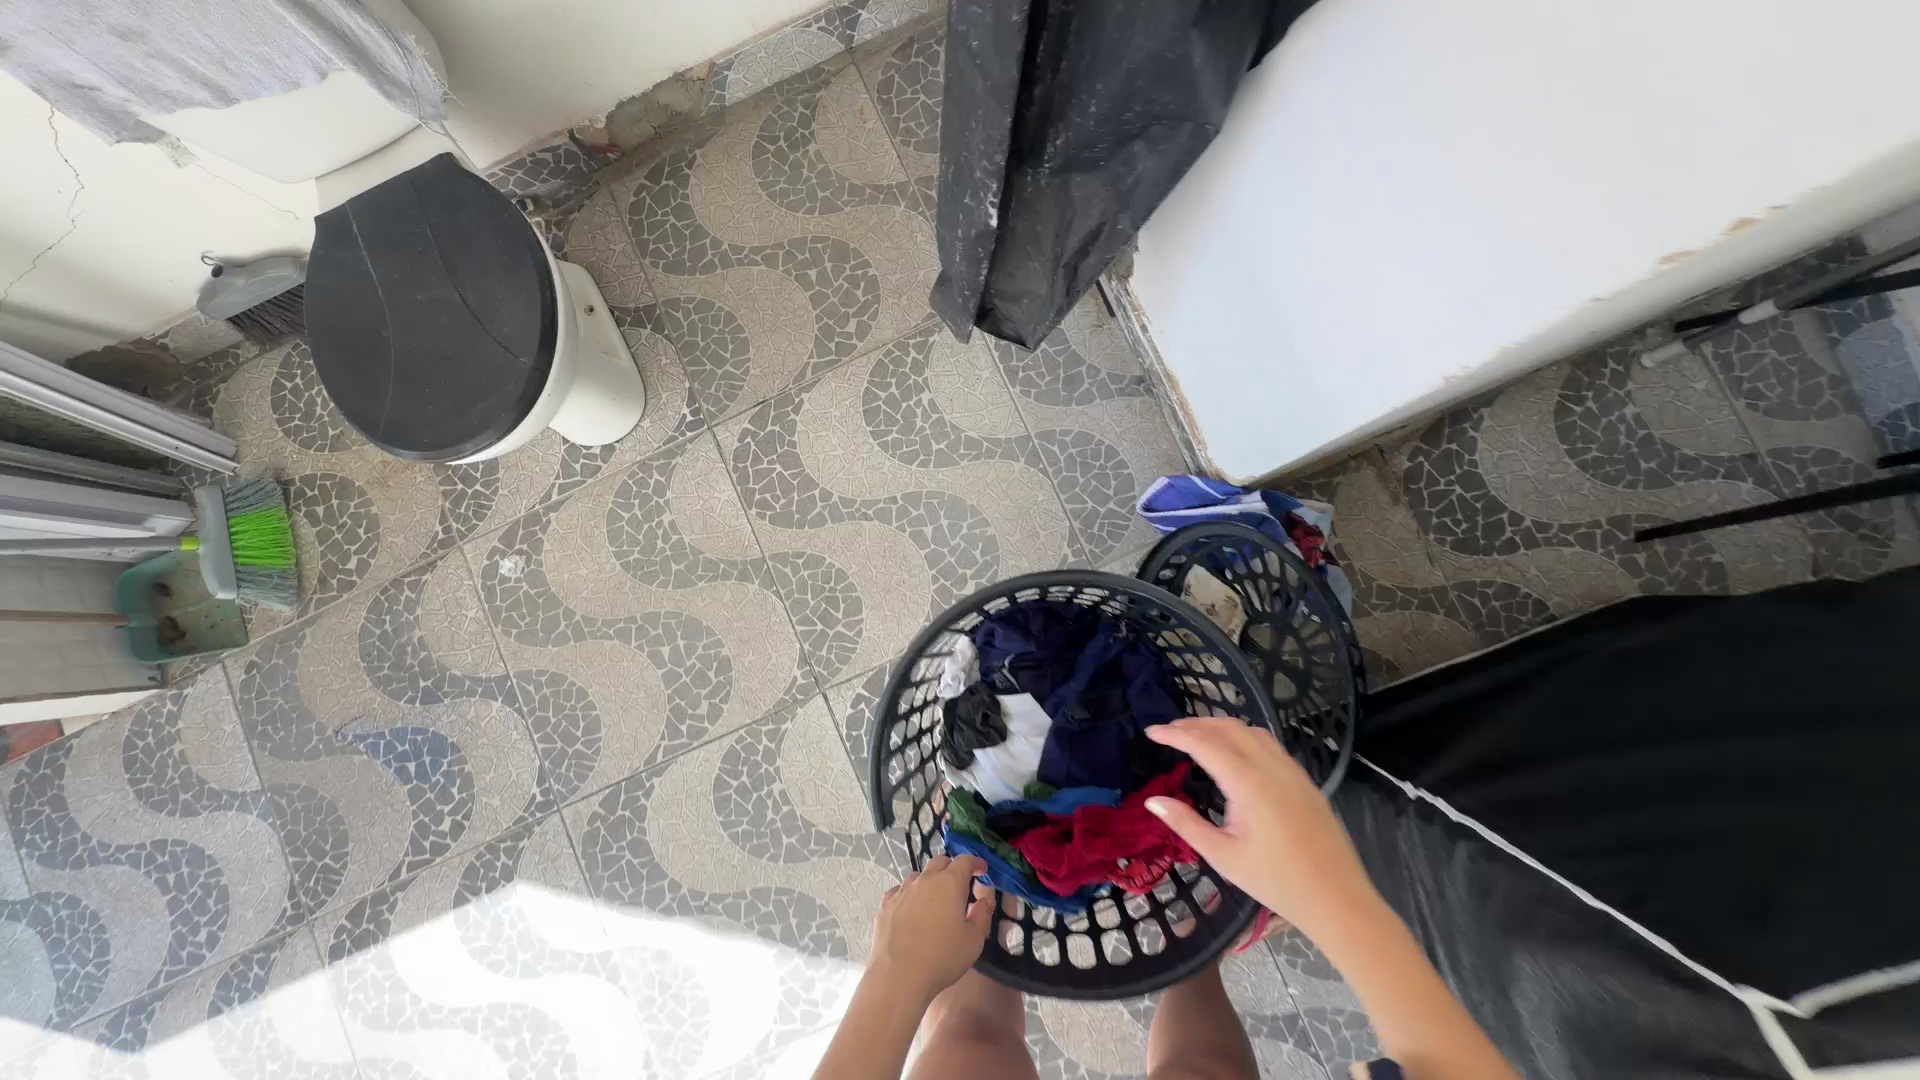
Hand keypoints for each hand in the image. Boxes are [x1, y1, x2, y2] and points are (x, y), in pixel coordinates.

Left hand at [869, 855, 995, 1002]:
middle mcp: (924, 880)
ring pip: (918, 875)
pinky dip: (908, 895)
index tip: (982, 869)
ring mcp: (901, 891)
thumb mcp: (974, 940)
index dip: (975, 862)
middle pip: (939, 862)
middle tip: (960, 884)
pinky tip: (910, 909)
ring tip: (934, 900)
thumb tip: (983, 901)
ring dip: (929, 881)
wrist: (899, 976)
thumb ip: (982, 915)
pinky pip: (899, 891)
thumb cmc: (943, 957)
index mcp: (949, 883)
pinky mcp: (885, 905)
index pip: (964, 860)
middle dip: (952, 868)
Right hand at [1144, 717, 1381, 938]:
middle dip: (1196, 723)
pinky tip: (1236, 752)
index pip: (1204, 744)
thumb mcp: (1223, 856)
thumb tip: (1153, 800)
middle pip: (1228, 728)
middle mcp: (1271, 767)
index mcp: (1248, 783)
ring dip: (1221, 726)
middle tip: (1170, 731)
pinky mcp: (1305, 781)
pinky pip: (1270, 744)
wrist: (1337, 899)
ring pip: (1252, 731)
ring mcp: (1292, 771)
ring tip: (1198, 735)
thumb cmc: (1276, 881)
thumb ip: (1185, 824)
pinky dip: (1244, 736)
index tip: (1151, 732)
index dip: (1174, 735)